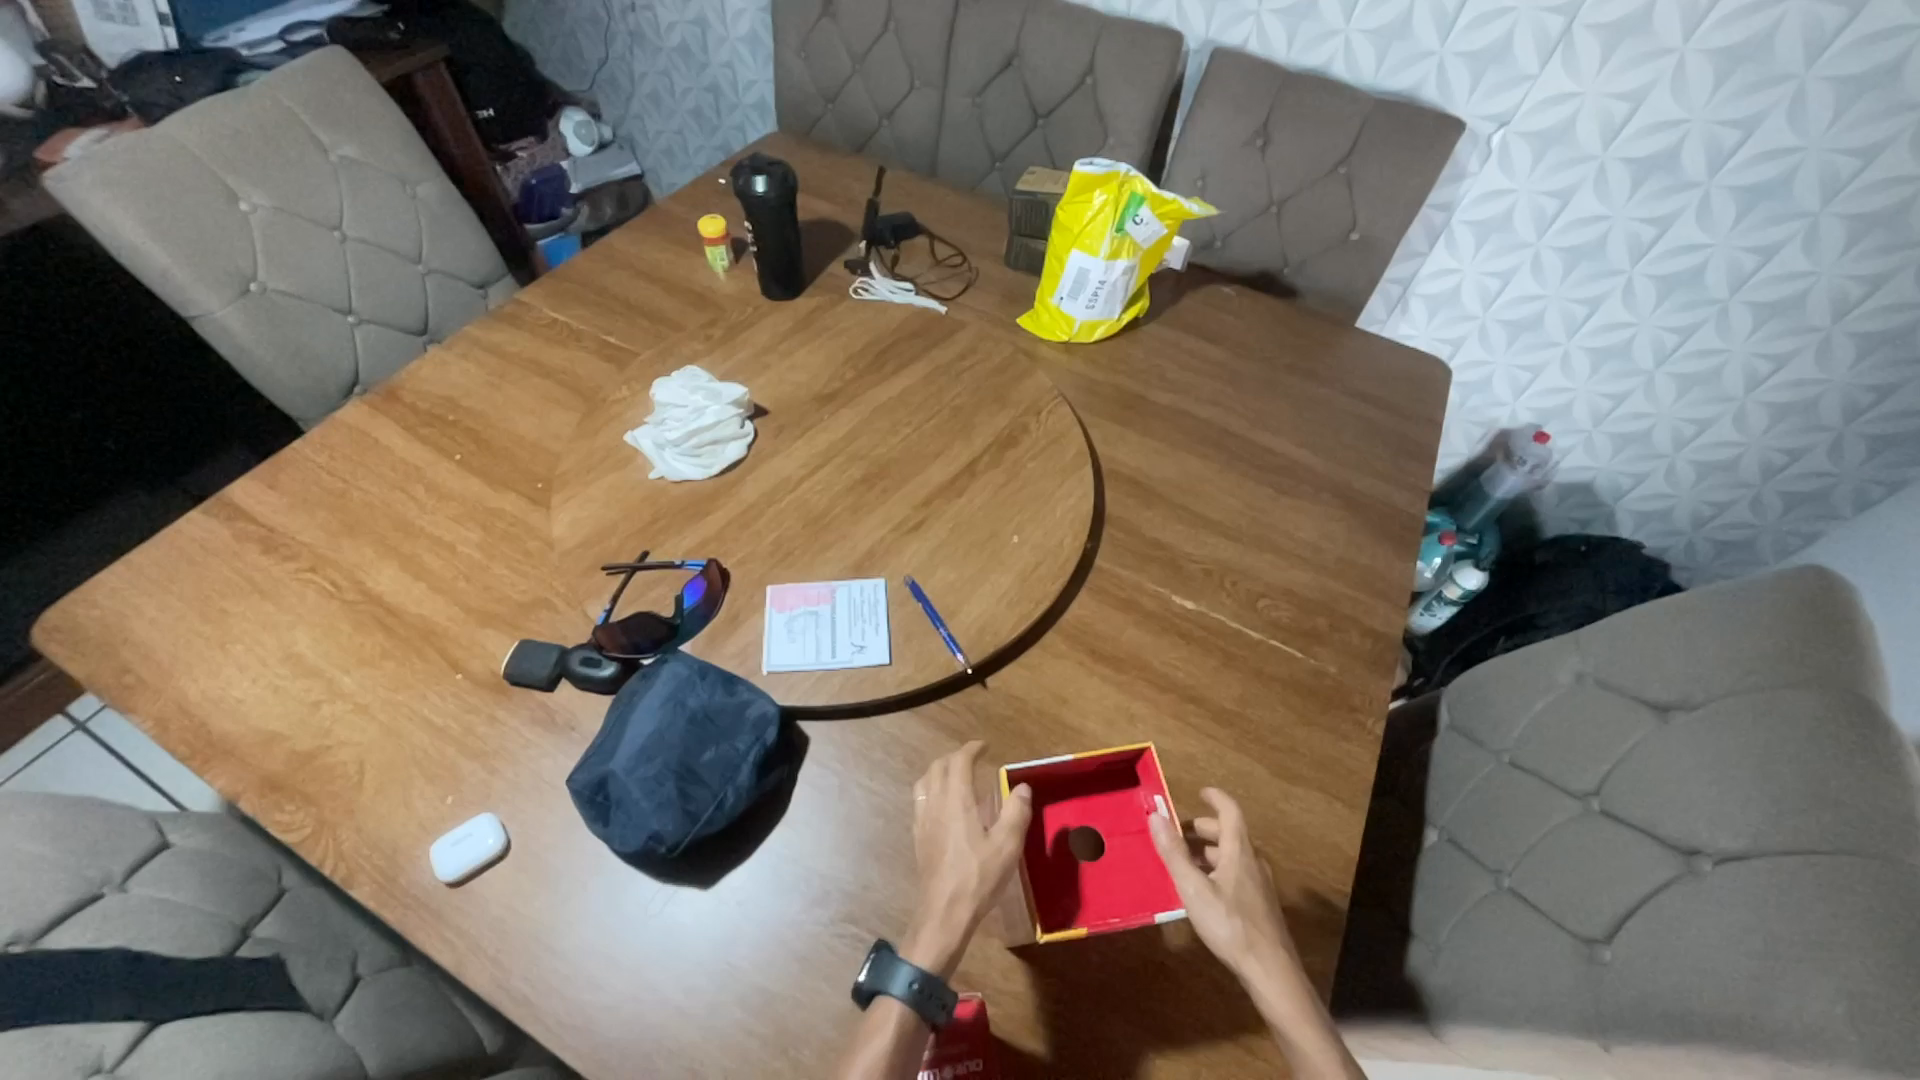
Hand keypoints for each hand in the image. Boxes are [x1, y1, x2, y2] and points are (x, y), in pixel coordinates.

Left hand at [900, 741, 1032, 978]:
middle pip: (938, 767)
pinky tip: (943, 806)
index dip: (971, 749)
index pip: (959, 761)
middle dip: (955, 757)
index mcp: (957, 800)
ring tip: (956, 776)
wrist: (944, 912)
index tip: (985, 747)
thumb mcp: (1007, 844)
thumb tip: (1022, 787)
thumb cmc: (979, 876)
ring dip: (939, 772)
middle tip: (973, 760)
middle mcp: (935, 803)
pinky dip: (931, 790)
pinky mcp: (918, 837)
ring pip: (924, 782)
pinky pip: (920, 801)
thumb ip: (1016, 812)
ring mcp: (923, 820)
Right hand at [1148, 787, 1298, 983]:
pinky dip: (1218, 870)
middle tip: (1179, 833)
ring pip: (1233, 856)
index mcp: (1239, 851)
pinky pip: (1237, 874)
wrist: (1270, 970)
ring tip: (1185, 861)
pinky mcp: (1260, 905)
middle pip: (1230, 834)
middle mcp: (1253, 862)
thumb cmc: (1230, 924)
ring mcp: (1260, 885)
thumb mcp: (1193, 888)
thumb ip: (1174, 853)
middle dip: (1204, 829)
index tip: (1200, 792)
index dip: (1215, 798)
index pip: (1230, 811)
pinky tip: (1203, 890)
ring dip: (1209, 852)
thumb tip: (1155, 816)